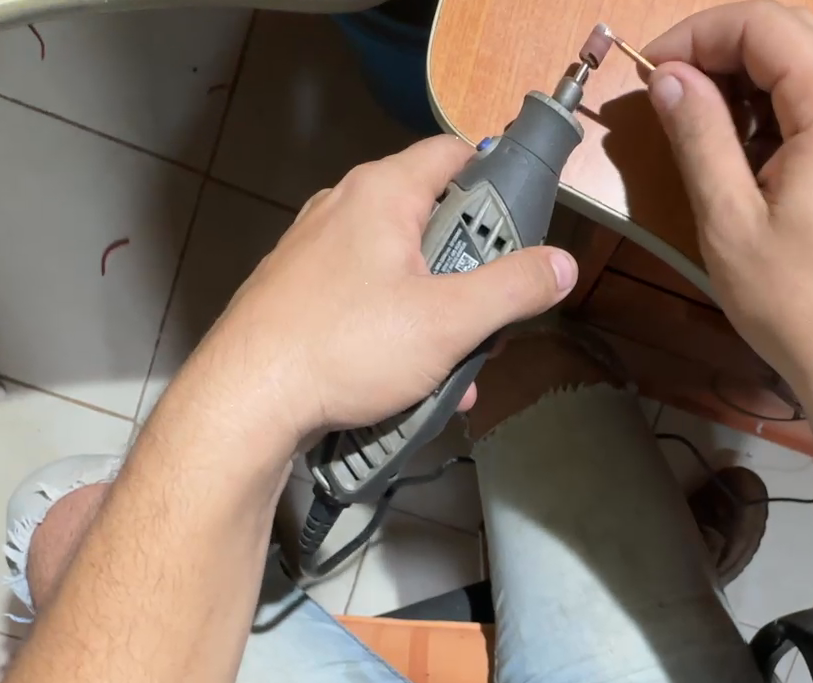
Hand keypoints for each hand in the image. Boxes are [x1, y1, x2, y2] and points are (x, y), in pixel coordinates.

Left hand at [183, 136, 576, 442]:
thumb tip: (565, 265)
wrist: (248, 399)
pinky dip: (399, 331)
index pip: (454, 153)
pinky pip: (369, 301)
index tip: (525, 228)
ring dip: (441, 317)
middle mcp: (345, 208)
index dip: (498, 180)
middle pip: (433, 222)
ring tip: (456, 372)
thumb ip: (513, 290)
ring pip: (403, 271)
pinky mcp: (301, 294)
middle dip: (473, 275)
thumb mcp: (449, 322)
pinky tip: (410, 383)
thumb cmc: (351, 345)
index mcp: (383, 193)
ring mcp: (317, 252)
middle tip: (493, 322)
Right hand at [645, 2, 812, 412]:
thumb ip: (698, 136)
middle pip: (790, 29)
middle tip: (670, 92)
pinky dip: (778, 104)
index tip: (650, 69)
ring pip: (808, 58)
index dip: (697, 34)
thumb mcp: (728, 221)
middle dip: (722, 50)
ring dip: (749, 77)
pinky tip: (747, 145)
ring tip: (703, 123)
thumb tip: (668, 77)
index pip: (763, 24)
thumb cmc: (790, 302)